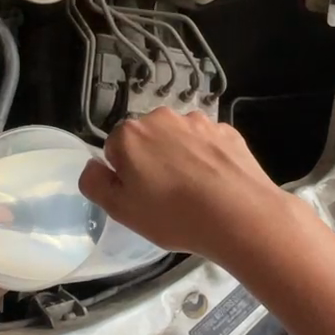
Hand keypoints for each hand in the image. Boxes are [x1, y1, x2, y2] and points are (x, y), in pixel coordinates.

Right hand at [78, 109, 298, 262]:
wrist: (240, 216)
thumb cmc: (173, 216)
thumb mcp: (120, 210)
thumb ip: (95, 183)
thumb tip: (93, 166)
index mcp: (130, 134)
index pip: (114, 150)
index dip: (124, 176)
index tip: (140, 197)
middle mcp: (163, 118)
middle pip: (147, 141)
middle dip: (152, 163)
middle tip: (165, 198)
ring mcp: (199, 123)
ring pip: (179, 141)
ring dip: (180, 160)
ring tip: (194, 194)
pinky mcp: (228, 132)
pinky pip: (208, 145)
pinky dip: (208, 160)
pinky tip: (216, 186)